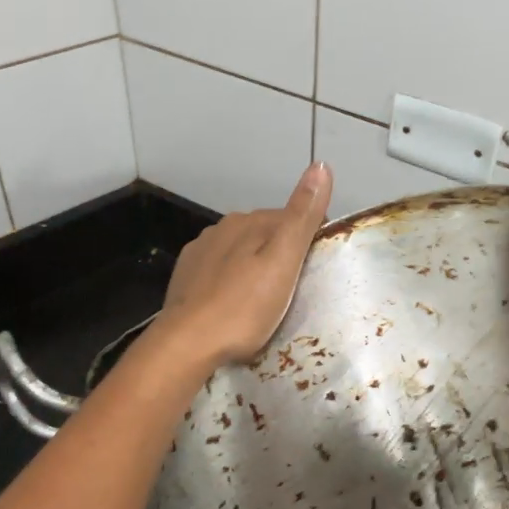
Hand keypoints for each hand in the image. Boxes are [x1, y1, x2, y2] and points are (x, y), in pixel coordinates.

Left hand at [153, 162, 333, 369]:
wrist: (187, 343)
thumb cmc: (243, 307)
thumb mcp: (283, 262)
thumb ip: (302, 217)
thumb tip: (321, 166)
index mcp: (249, 221)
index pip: (293, 217)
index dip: (313, 238)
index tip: (322, 266)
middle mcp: (223, 228)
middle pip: (266, 233)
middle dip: (283, 251)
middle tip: (299, 288)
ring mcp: (200, 251)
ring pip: (241, 251)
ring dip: (256, 265)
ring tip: (269, 299)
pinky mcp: (186, 276)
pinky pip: (219, 269)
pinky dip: (233, 280)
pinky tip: (237, 303)